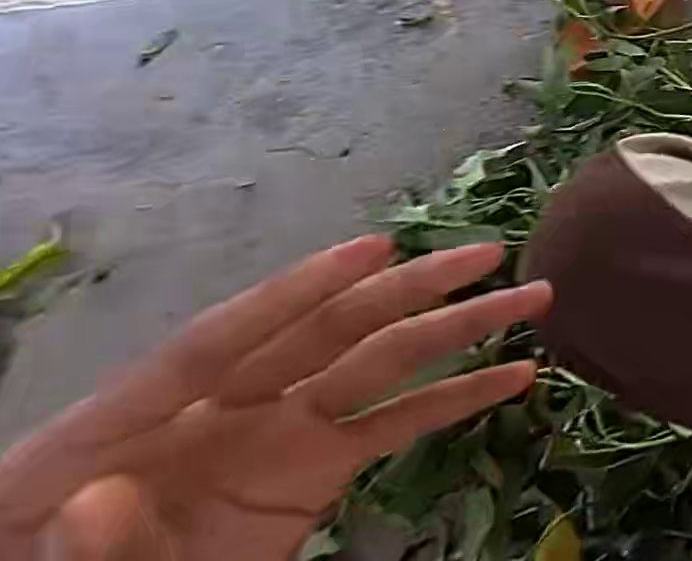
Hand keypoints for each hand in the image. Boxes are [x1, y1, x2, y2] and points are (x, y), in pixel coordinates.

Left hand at [0, 237, 551, 560]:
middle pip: (330, 333)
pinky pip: (401, 424)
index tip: (377, 249)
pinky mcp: (320, 469)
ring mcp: (282, 434)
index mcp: (128, 424)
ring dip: (463, 328)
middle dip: (415, 289)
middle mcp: (223, 408)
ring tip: (534, 298)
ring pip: (386, 363)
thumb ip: (70, 551)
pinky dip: (460, 398)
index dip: (296, 291)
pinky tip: (518, 375)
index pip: (221, 339)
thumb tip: (103, 495)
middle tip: (488, 256)